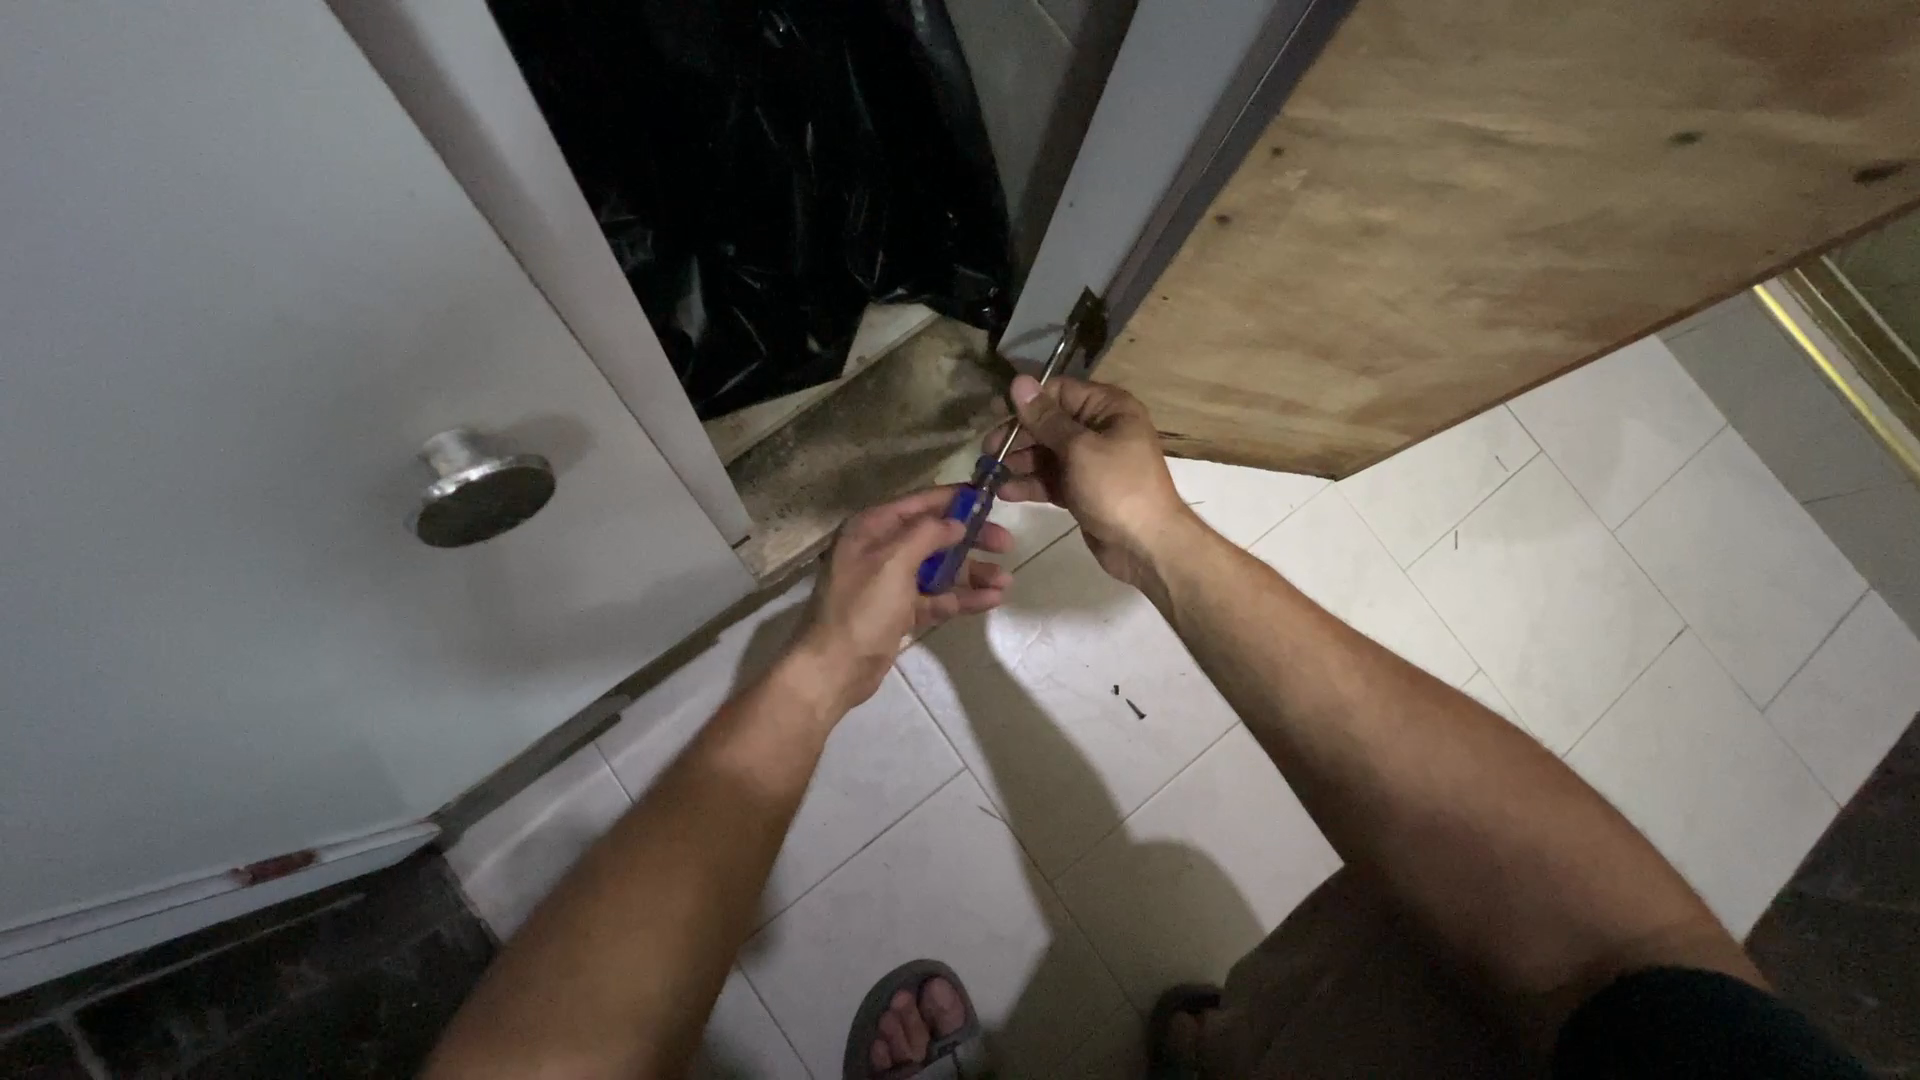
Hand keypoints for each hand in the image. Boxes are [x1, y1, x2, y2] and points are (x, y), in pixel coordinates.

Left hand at [788, 488, 1015, 713]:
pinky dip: (962, 598)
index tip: (991, 498)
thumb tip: (955, 522)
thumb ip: (927, 534)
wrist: (833, 669)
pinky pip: (937, 598)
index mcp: (871, 528)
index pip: (919, 503)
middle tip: (1006, 543)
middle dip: (971, 538)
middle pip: (934, 535)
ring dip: (972, 572)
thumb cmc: (861, 609)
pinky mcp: (900, 611)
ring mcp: (891, 582)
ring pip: (939, 569)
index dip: (955, 499)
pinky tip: (991, 599)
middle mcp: (880, 549)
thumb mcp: (893, 563)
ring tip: (1005, 580)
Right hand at [987, 374, 1191, 587]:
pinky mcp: (1082, 490)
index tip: (996, 416)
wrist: (1146, 544)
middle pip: (1050, 424)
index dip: (1028, 403)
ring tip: (990, 473)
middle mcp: (1100, 429)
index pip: (1059, 392)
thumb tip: (1019, 381)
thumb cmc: (1117, 486)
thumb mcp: (1079, 448)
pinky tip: (1005, 492)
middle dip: (1019, 437)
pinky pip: (1051, 480)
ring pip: (1047, 454)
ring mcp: (1091, 462)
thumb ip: (1045, 418)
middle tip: (988, 452)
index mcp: (1108, 408)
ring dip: (1019, 462)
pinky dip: (1030, 484)